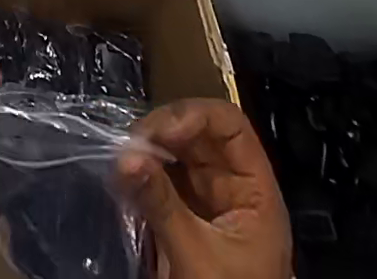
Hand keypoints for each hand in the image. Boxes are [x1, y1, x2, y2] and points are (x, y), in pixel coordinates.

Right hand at [118, 99, 291, 278]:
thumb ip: (160, 203)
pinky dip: (141, 170)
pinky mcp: (182, 214)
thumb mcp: (196, 260)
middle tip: (129, 144)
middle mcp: (231, 186)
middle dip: (162, 129)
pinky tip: (123, 176)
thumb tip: (123, 154)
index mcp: (254, 192)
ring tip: (122, 160)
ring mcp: (206, 199)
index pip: (230, 125)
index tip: (160, 131)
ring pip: (175, 150)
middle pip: (198, 131)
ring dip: (147, 148)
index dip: (196, 115)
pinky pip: (160, 175)